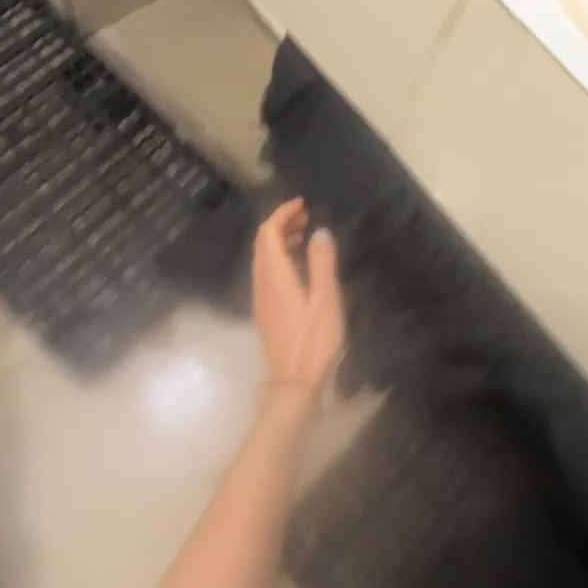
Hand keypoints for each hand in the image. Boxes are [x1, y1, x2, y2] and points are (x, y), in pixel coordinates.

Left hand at [250, 200, 345, 391]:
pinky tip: (300, 267)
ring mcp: (262, 299)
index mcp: (275, 275)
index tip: (302, 204)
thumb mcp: (325, 298)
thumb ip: (322, 262)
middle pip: (262, 244)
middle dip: (280, 224)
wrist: (294, 383)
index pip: (268, 233)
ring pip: (263, 259)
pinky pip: (268, 274)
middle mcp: (262, 283)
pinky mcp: (266, 312)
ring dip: (279, 241)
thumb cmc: (314, 340)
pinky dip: (280, 259)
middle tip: (305, 215)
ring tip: (305, 235)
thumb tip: (319, 231)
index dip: (281, 214)